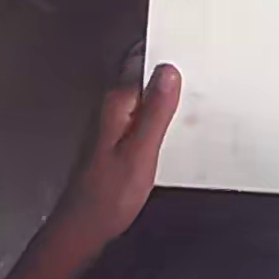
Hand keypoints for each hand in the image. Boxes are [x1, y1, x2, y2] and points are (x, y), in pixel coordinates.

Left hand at [47, 63, 181, 250]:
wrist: (83, 230)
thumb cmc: (107, 197)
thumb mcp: (141, 152)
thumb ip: (156, 110)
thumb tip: (169, 71)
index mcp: (117, 103)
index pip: (141, 60)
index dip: (164, 52)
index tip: (188, 48)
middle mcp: (112, 106)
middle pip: (141, 74)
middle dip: (166, 69)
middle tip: (195, 67)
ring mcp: (112, 121)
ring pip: (142, 93)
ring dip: (163, 91)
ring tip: (190, 92)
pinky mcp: (116, 137)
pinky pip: (140, 112)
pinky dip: (158, 112)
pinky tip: (172, 123)